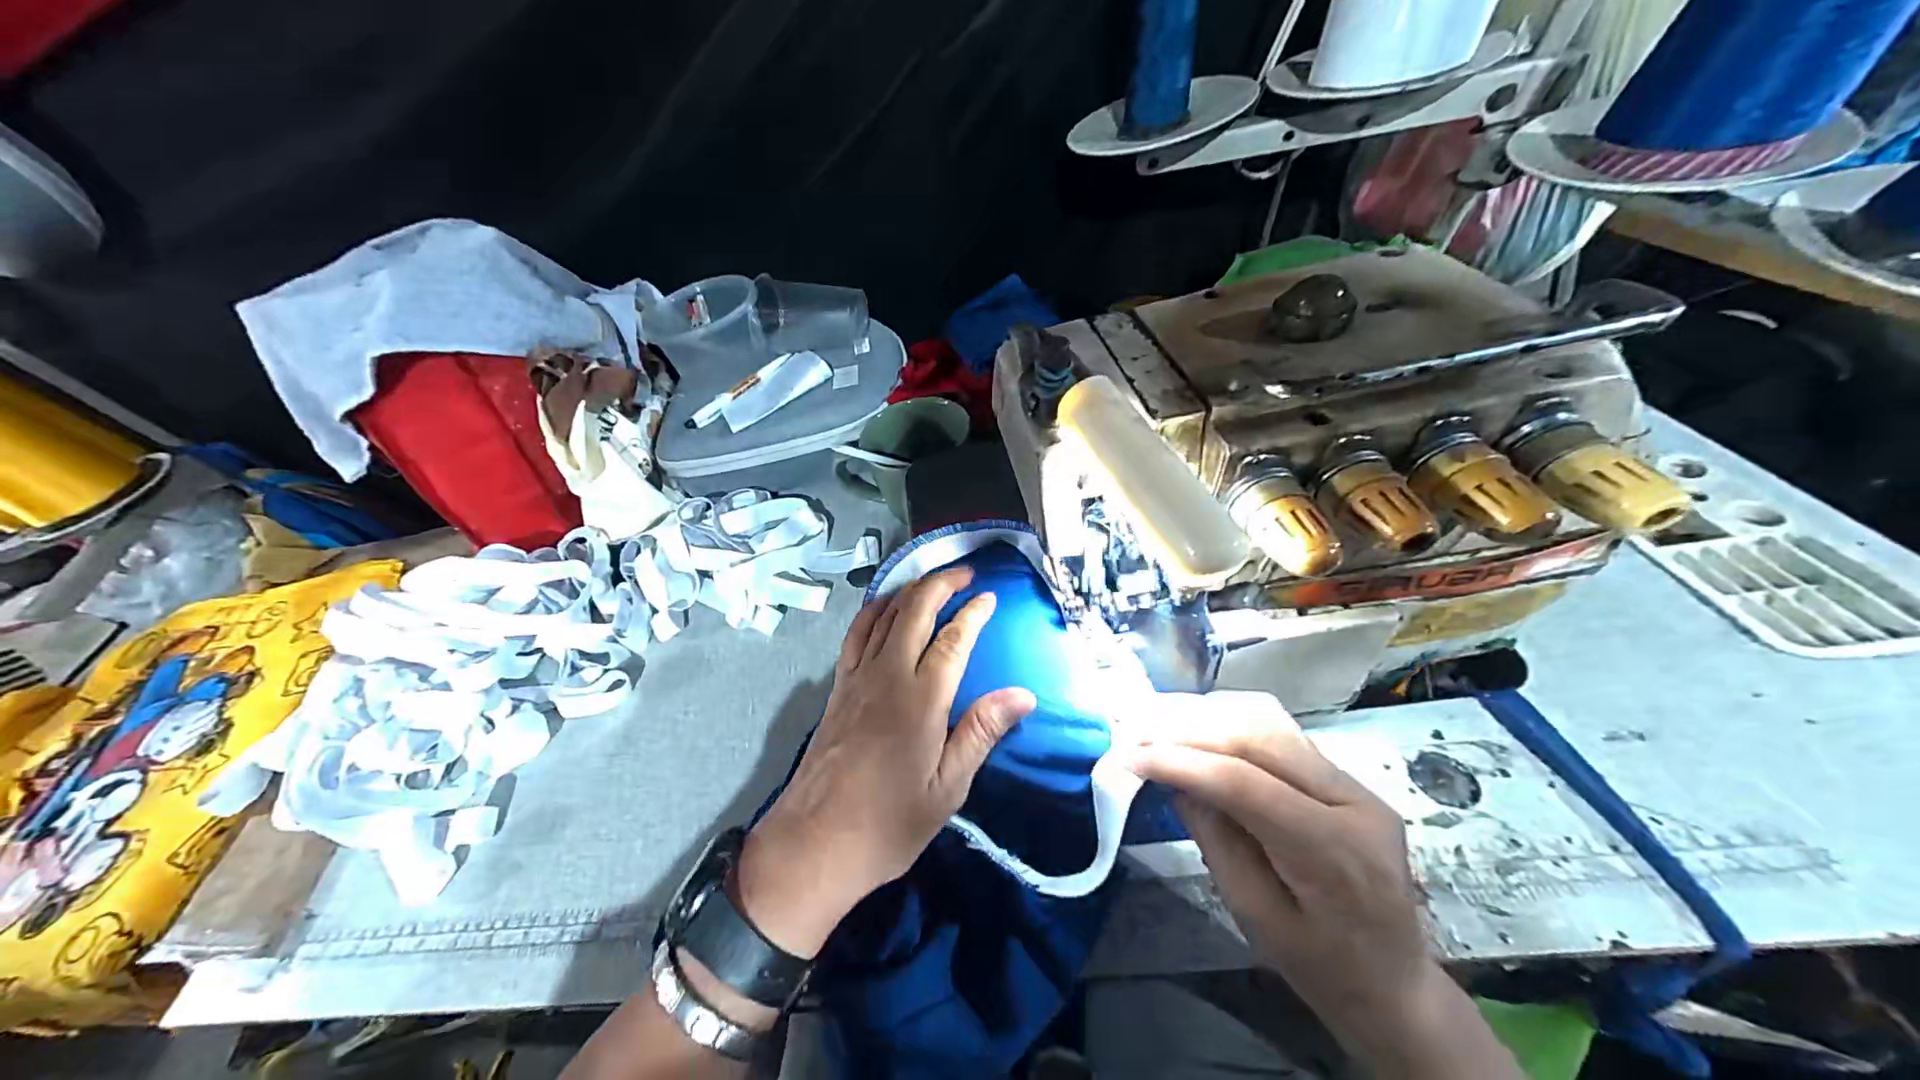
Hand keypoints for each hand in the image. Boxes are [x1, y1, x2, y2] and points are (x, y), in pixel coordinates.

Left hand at [736, 566, 1036, 958]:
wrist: (814, 843)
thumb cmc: (888, 824)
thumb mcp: (947, 789)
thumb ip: (980, 733)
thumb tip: (1023, 694)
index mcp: (920, 700)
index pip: (953, 640)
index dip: (974, 614)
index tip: (991, 597)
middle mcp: (887, 677)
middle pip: (914, 612)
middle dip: (941, 584)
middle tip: (966, 574)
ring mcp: (856, 679)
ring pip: (883, 616)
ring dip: (909, 591)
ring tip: (932, 580)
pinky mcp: (837, 689)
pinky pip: (856, 635)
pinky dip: (874, 611)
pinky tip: (883, 609)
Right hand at [1122, 704, 1520, 1079]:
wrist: (1393, 982)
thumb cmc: (1320, 965)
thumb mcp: (1254, 914)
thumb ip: (1215, 839)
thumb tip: (1174, 778)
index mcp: (1335, 853)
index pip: (1247, 784)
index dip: (1183, 763)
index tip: (1132, 757)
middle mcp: (1354, 802)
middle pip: (1260, 736)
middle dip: (1190, 726)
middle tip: (1137, 729)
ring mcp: (1354, 783)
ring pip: (1270, 722)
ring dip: (1208, 716)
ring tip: (1158, 722)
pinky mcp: (1344, 777)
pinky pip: (1279, 733)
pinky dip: (1229, 724)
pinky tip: (1195, 729)